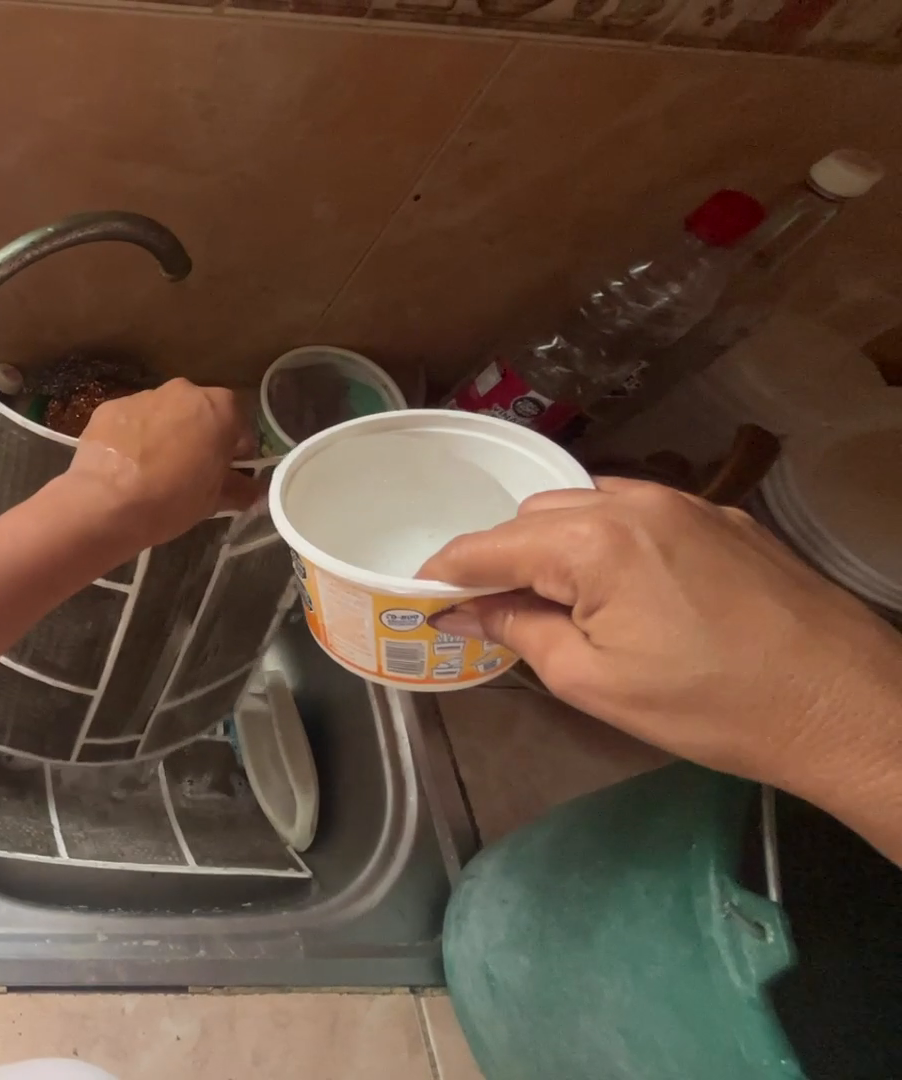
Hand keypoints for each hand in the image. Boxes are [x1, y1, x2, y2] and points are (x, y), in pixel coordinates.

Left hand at [60, 378, 260, 551]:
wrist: (105, 504)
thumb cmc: (171, 500)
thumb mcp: (213, 501)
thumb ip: (239, 489)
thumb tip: (252, 491)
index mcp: (219, 407)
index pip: (238, 423)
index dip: (233, 449)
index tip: (225, 471)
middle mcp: (181, 391)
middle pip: (197, 412)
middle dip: (196, 436)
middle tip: (186, 470)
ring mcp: (141, 396)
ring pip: (160, 414)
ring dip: (161, 434)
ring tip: (149, 470)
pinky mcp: (107, 408)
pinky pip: (128, 422)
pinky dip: (129, 438)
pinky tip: (122, 466)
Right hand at [419, 479, 901, 804]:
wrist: (863, 715)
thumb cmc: (711, 705)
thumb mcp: (587, 679)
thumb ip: (511, 629)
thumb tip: (456, 610)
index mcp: (591, 543)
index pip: (482, 547)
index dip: (440, 575)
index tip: (419, 600)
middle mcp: (633, 505)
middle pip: (526, 520)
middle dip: (498, 561)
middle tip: (494, 611)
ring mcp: (685, 506)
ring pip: (576, 507)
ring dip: (547, 544)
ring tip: (555, 597)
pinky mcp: (723, 519)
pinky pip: (631, 511)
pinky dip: (598, 537)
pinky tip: (614, 583)